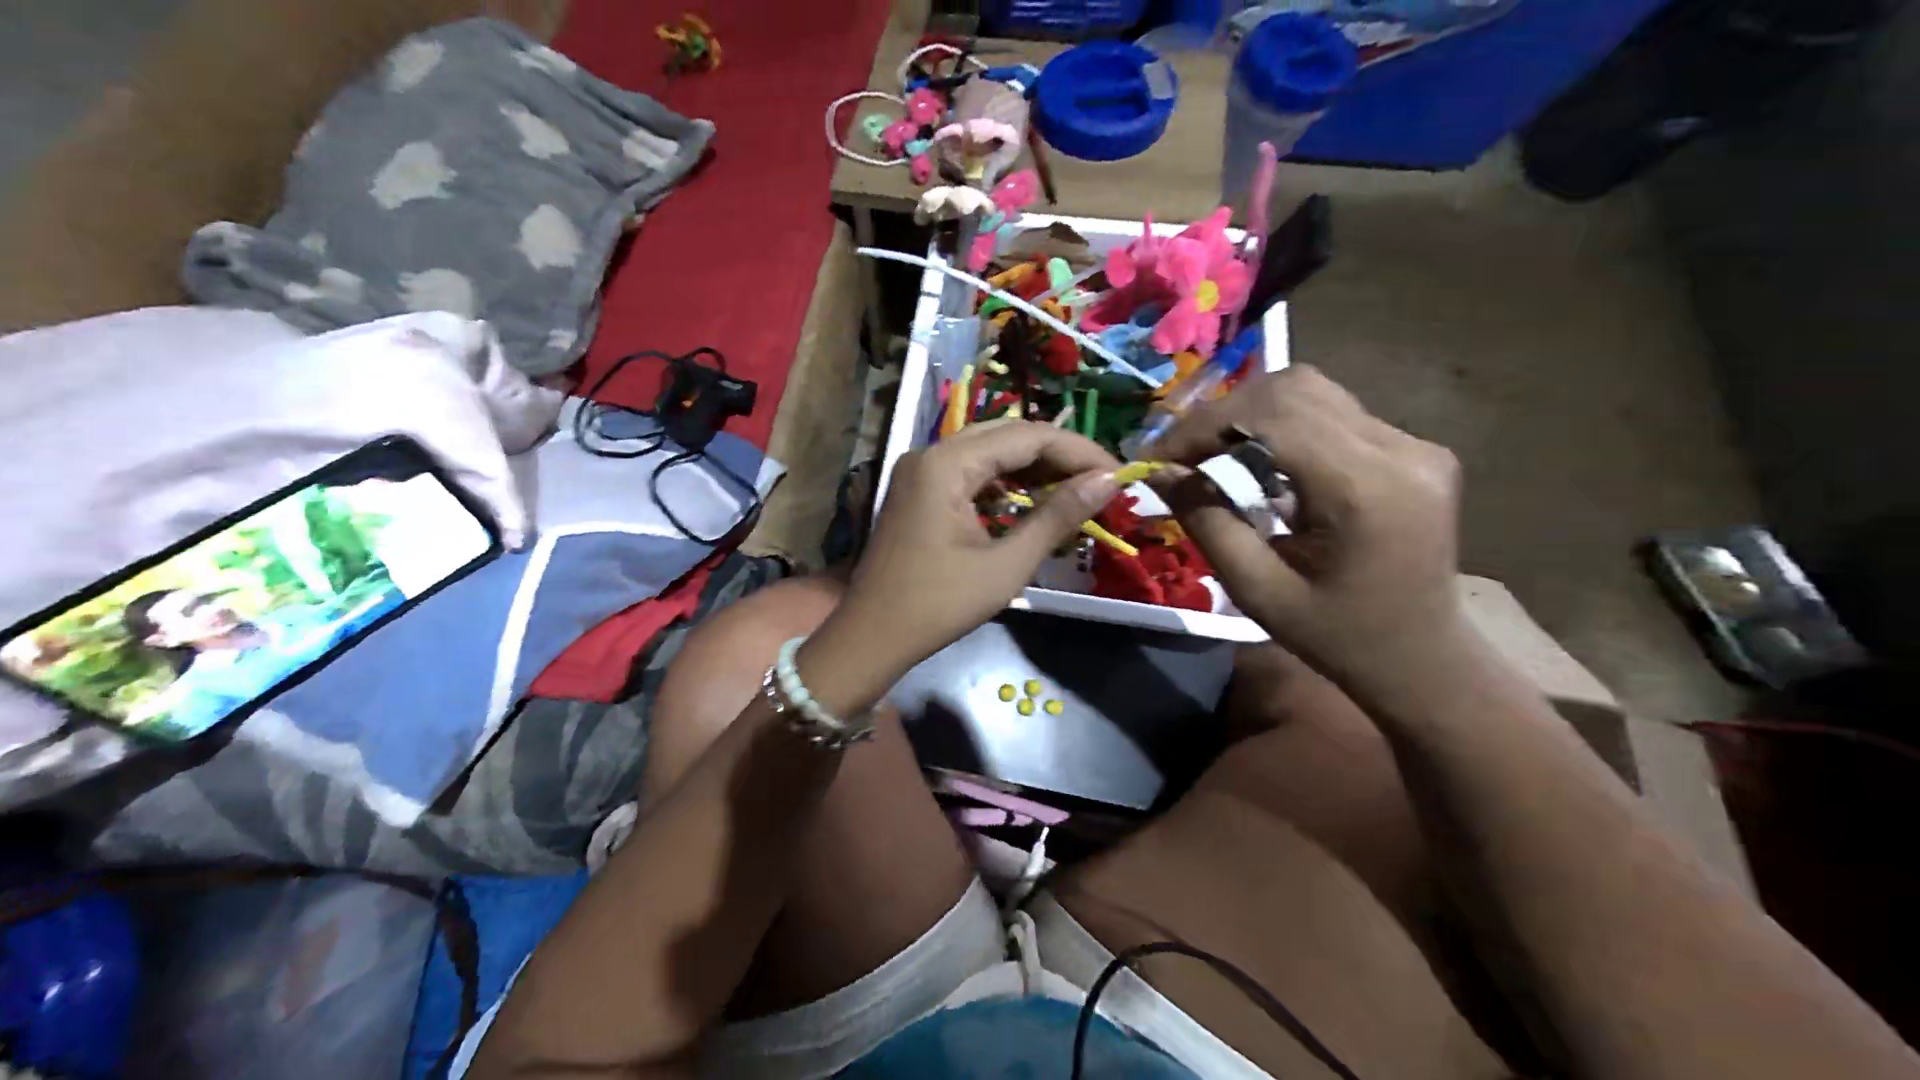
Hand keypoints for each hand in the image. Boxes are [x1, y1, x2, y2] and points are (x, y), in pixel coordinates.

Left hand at [809, 420, 1119, 692]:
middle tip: (1103, 481)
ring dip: (1034, 468)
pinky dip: (1006, 482)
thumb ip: (1057, 518)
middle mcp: (930, 454)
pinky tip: (1033, 499)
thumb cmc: (938, 605)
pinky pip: (971, 472)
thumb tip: (1108, 481)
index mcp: (946, 463)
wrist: (871, 637)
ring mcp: (921, 471)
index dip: (1079, 451)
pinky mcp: (919, 491)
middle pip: (1008, 436)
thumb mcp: (1006, 565)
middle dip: (1059, 455)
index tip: (1120, 473)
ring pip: (989, 452)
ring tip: (1077, 489)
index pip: (1027, 436)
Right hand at [1156, 367, 1467, 680]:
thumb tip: (1161, 471)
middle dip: (1223, 416)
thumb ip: (1207, 523)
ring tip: (1214, 454)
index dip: (1204, 426)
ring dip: (1250, 415)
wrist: (1423, 657)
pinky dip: (1280, 426)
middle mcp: (1399, 451)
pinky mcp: (1413, 448)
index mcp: (1365, 491)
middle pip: (1293, 390)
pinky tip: (1260, 462)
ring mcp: (1413, 444)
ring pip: (1311, 392)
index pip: (1273, 417)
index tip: (1159, 457)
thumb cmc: (1337, 637)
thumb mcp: (1258, 592)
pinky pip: (1332, 413)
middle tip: (1183, 455)